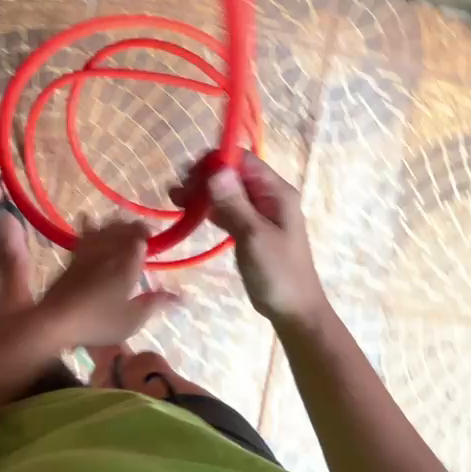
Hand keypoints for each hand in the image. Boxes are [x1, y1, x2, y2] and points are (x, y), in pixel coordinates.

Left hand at [31, 220, 178, 348]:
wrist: (56, 320)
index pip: (141, 240)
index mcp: (127, 264)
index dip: (149, 238)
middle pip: (124, 229)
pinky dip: (89, 224)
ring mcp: (88, 251)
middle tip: (143, 234)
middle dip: (135, 228)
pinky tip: (87, 219)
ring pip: (105, 227)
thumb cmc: (99, 323)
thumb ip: (155, 303)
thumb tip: (182, 297)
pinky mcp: (72, 257)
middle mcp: (108, 251)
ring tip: (122, 228)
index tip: (155, 243)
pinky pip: (83, 233)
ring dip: (116, 224)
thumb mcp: (132, 319)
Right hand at [176, 152, 327, 324]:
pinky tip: (187, 213)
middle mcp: (268, 195)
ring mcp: (258, 212)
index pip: (242, 159)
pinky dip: (208, 208)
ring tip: (176, 200)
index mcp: (276, 191)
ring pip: (226, 191)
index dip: (215, 162)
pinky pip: (226, 208)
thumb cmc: (278, 273)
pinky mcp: (249, 227)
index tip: (189, 177)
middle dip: (204, 178)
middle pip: (231, 173)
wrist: (294, 312)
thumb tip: (215, 169)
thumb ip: (233, 202)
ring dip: (202, 192)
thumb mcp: (253, 236)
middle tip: (179, 194)